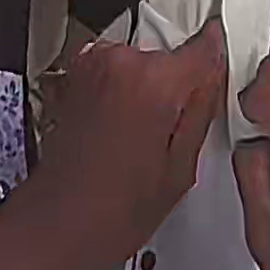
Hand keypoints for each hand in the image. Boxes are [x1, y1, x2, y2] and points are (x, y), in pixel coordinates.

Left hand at [0, 20, 226, 269]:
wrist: (53, 224)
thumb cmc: (110, 211)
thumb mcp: (180, 169)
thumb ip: (203, 108)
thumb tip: (214, 73)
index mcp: (156, 82)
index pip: (203, 45)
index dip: (215, 58)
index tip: (217, 65)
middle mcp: (124, 61)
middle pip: (173, 55)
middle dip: (178, 82)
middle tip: (170, 126)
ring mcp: (97, 62)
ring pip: (147, 59)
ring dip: (150, 83)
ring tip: (139, 132)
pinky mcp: (80, 70)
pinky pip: (121, 64)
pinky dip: (125, 85)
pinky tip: (120, 124)